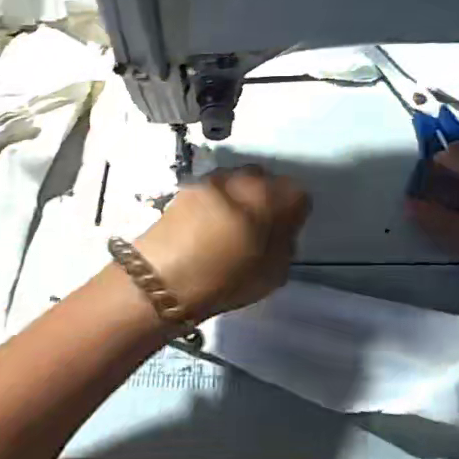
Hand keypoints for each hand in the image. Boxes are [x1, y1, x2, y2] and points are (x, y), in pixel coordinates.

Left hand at [135, 167, 312, 320]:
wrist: (160, 279)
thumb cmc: (224, 279)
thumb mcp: (272, 274)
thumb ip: (284, 244)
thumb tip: (281, 230)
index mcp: (271, 197)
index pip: (298, 193)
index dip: (294, 213)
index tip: (286, 232)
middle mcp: (243, 178)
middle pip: (266, 180)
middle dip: (267, 198)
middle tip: (260, 226)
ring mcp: (212, 179)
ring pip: (237, 180)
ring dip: (241, 197)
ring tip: (232, 225)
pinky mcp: (185, 188)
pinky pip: (213, 190)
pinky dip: (217, 202)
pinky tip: (208, 226)